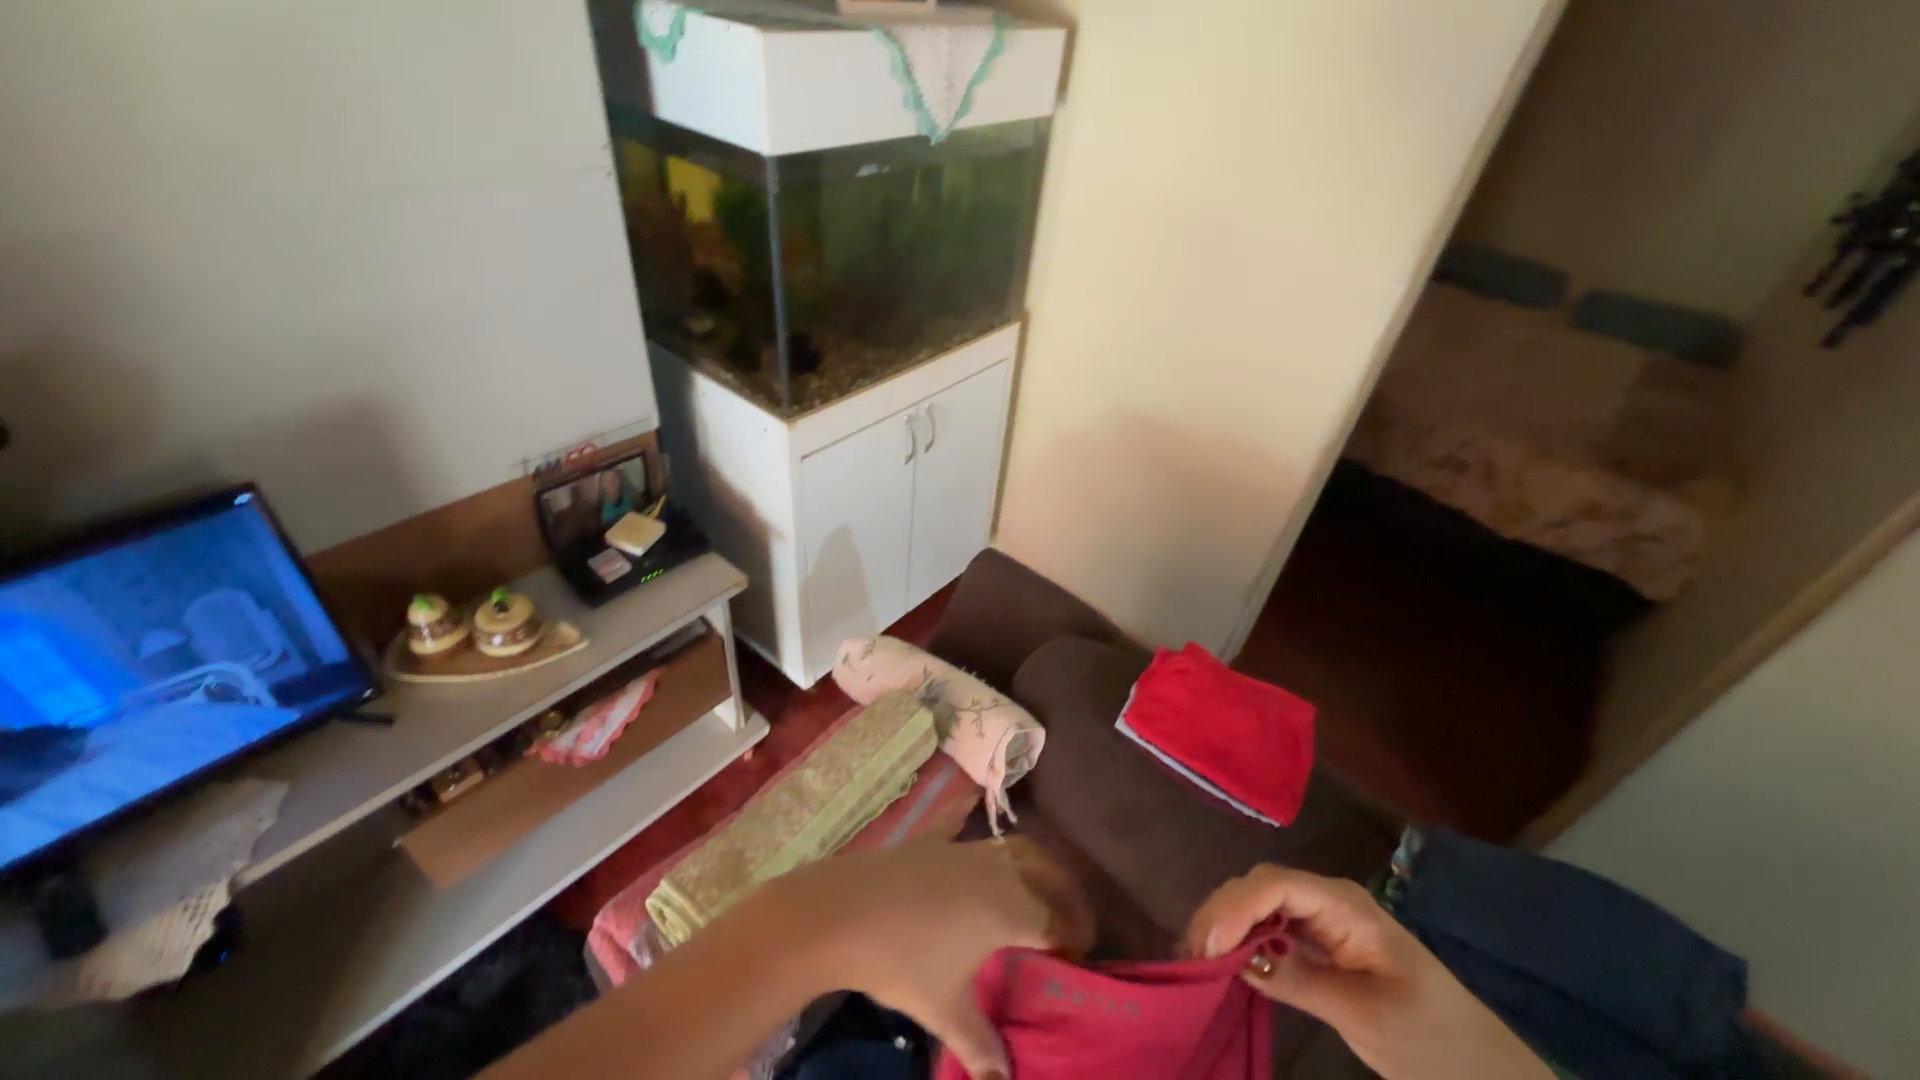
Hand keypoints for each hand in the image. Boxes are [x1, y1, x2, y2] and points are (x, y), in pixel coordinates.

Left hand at [766, 838, 1094, 1079]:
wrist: (841, 912)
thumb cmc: (901, 961)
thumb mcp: (944, 1009)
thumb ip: (979, 1044)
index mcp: (1010, 909)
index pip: (1060, 920)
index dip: (1075, 938)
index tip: (1077, 959)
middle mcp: (997, 872)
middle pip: (1049, 875)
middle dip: (1067, 898)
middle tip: (1070, 925)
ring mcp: (964, 850)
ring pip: (1018, 850)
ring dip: (1037, 868)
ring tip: (1037, 894)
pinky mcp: (934, 841)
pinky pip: (971, 832)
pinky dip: (987, 841)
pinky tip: (976, 835)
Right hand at [1185, 866, 1552, 1079]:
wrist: (1483, 1072)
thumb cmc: (1434, 1040)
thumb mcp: (1367, 1015)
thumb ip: (1302, 981)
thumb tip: (1241, 960)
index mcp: (1346, 906)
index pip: (1277, 886)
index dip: (1235, 908)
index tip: (1207, 948)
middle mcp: (1330, 903)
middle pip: (1261, 888)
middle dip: (1221, 913)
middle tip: (1191, 956)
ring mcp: (1324, 923)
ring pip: (1259, 905)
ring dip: (1226, 924)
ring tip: (1198, 958)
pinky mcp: (1320, 947)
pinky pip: (1270, 929)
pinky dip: (1242, 941)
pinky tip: (1226, 963)